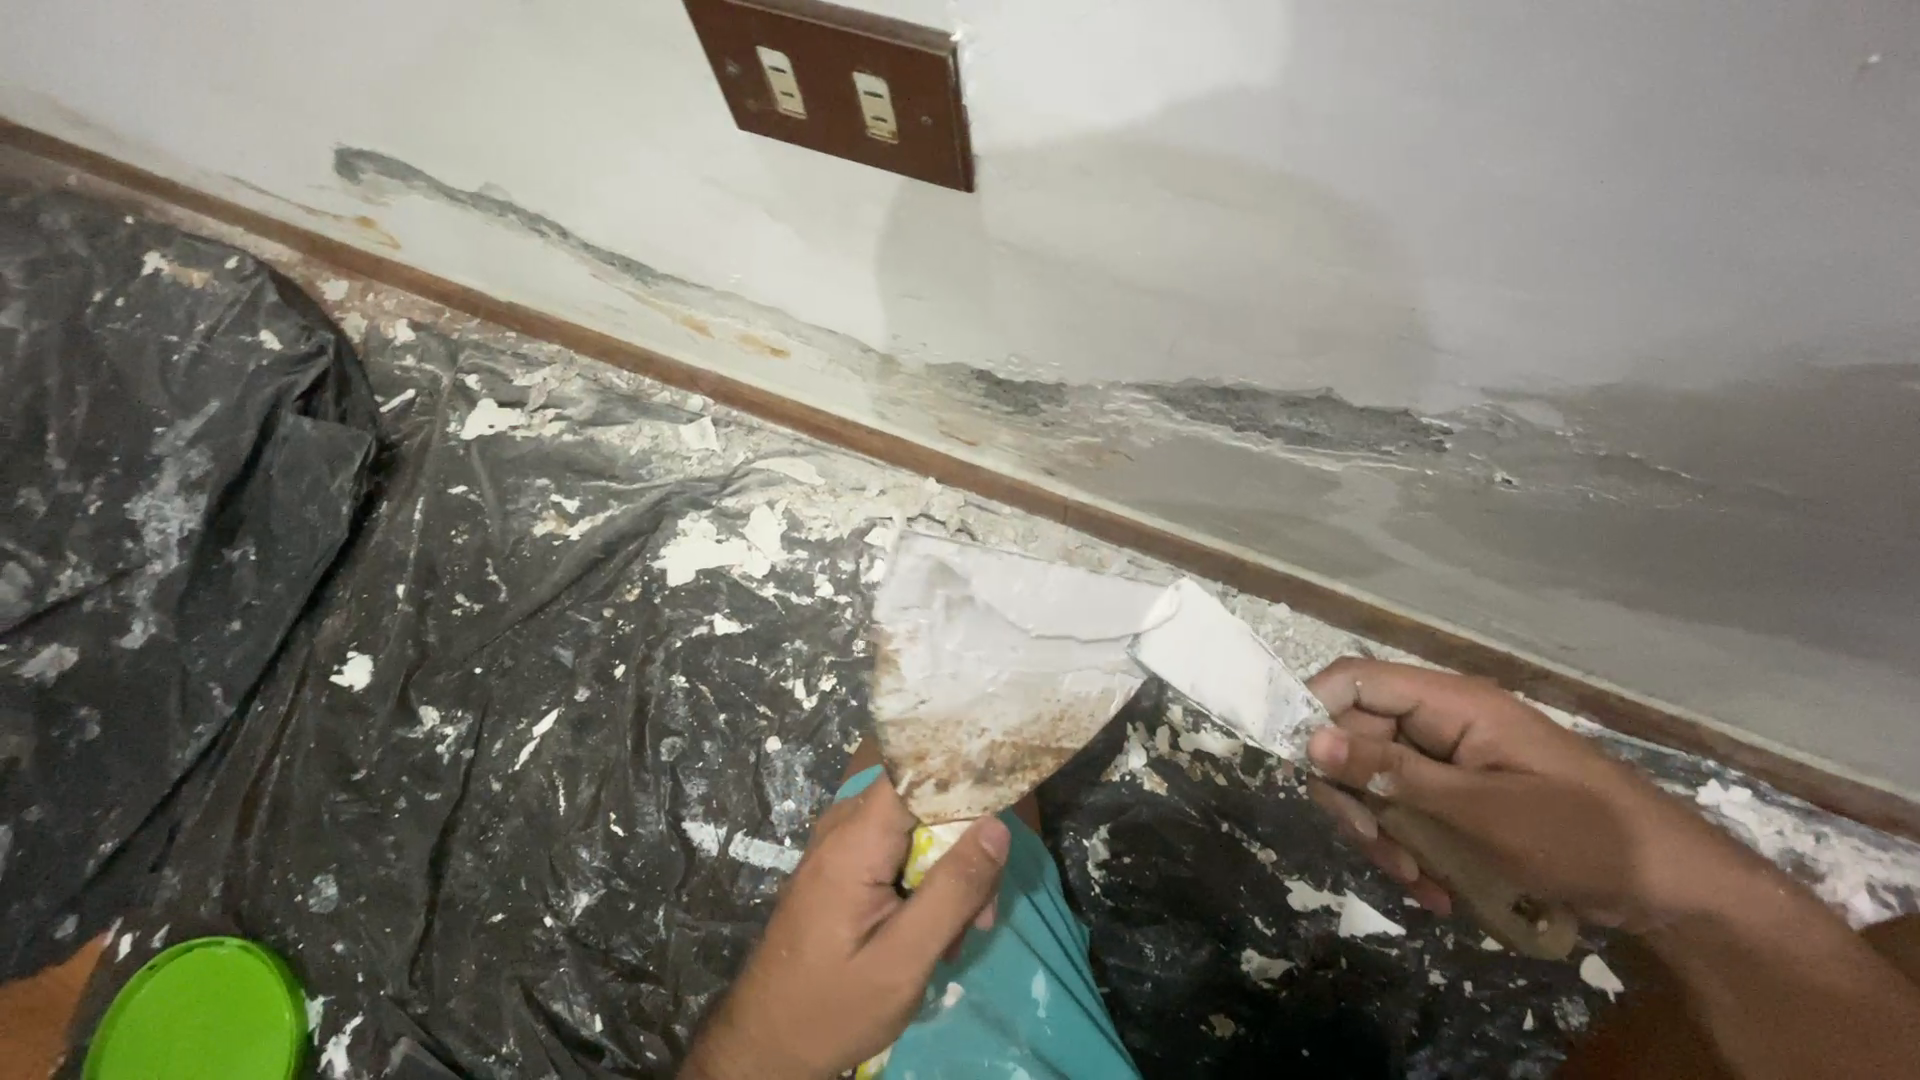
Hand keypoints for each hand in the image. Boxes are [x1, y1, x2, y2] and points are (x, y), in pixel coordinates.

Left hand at [680, 775, 1009, 1079]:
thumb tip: (997, 825)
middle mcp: (844, 827)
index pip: (915, 771)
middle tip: (981, 915)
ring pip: (917, 829)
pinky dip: (924, 881)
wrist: (767, 1045)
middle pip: (924, 804)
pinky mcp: (844, 864)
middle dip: (963, 847)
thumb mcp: (904, 961)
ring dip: (948, 872)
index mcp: (854, 841)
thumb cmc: (832, 1009)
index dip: (962, 776)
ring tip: (956, 934)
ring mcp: (842, 844)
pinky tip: (932, 929)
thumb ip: (953, 891)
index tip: (1004, 803)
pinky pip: (898, 849)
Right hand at [1301, 658, 1779, 933]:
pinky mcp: (1456, 795)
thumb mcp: (1478, 808)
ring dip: (1382, 833)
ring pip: (1374, 781)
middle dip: (1353, 795)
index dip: (1314, 709)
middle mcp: (1441, 722)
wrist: (1674, 890)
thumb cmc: (1580, 836)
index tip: (1301, 765)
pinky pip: (1405, 810)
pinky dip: (1408, 848)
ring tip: (1416, 881)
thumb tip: (1309, 741)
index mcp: (1450, 702)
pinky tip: (1434, 889)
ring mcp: (1448, 760)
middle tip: (1371, 846)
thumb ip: (1390, 772)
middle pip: (1355, 736)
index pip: (1354, 680)